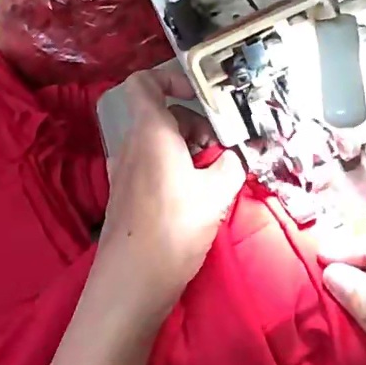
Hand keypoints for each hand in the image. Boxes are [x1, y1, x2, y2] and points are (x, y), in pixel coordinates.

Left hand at [90, 67, 244, 327]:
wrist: (129, 286)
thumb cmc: (172, 231)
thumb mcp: (216, 195)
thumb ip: (232, 165)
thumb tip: (240, 154)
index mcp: (150, 133)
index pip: (145, 82)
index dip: (173, 78)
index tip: (204, 94)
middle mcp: (132, 145)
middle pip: (160, 111)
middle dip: (194, 118)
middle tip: (222, 140)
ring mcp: (126, 170)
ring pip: (158, 138)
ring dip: (187, 143)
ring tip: (216, 166)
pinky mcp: (128, 194)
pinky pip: (152, 162)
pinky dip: (175, 164)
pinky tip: (198, 188)